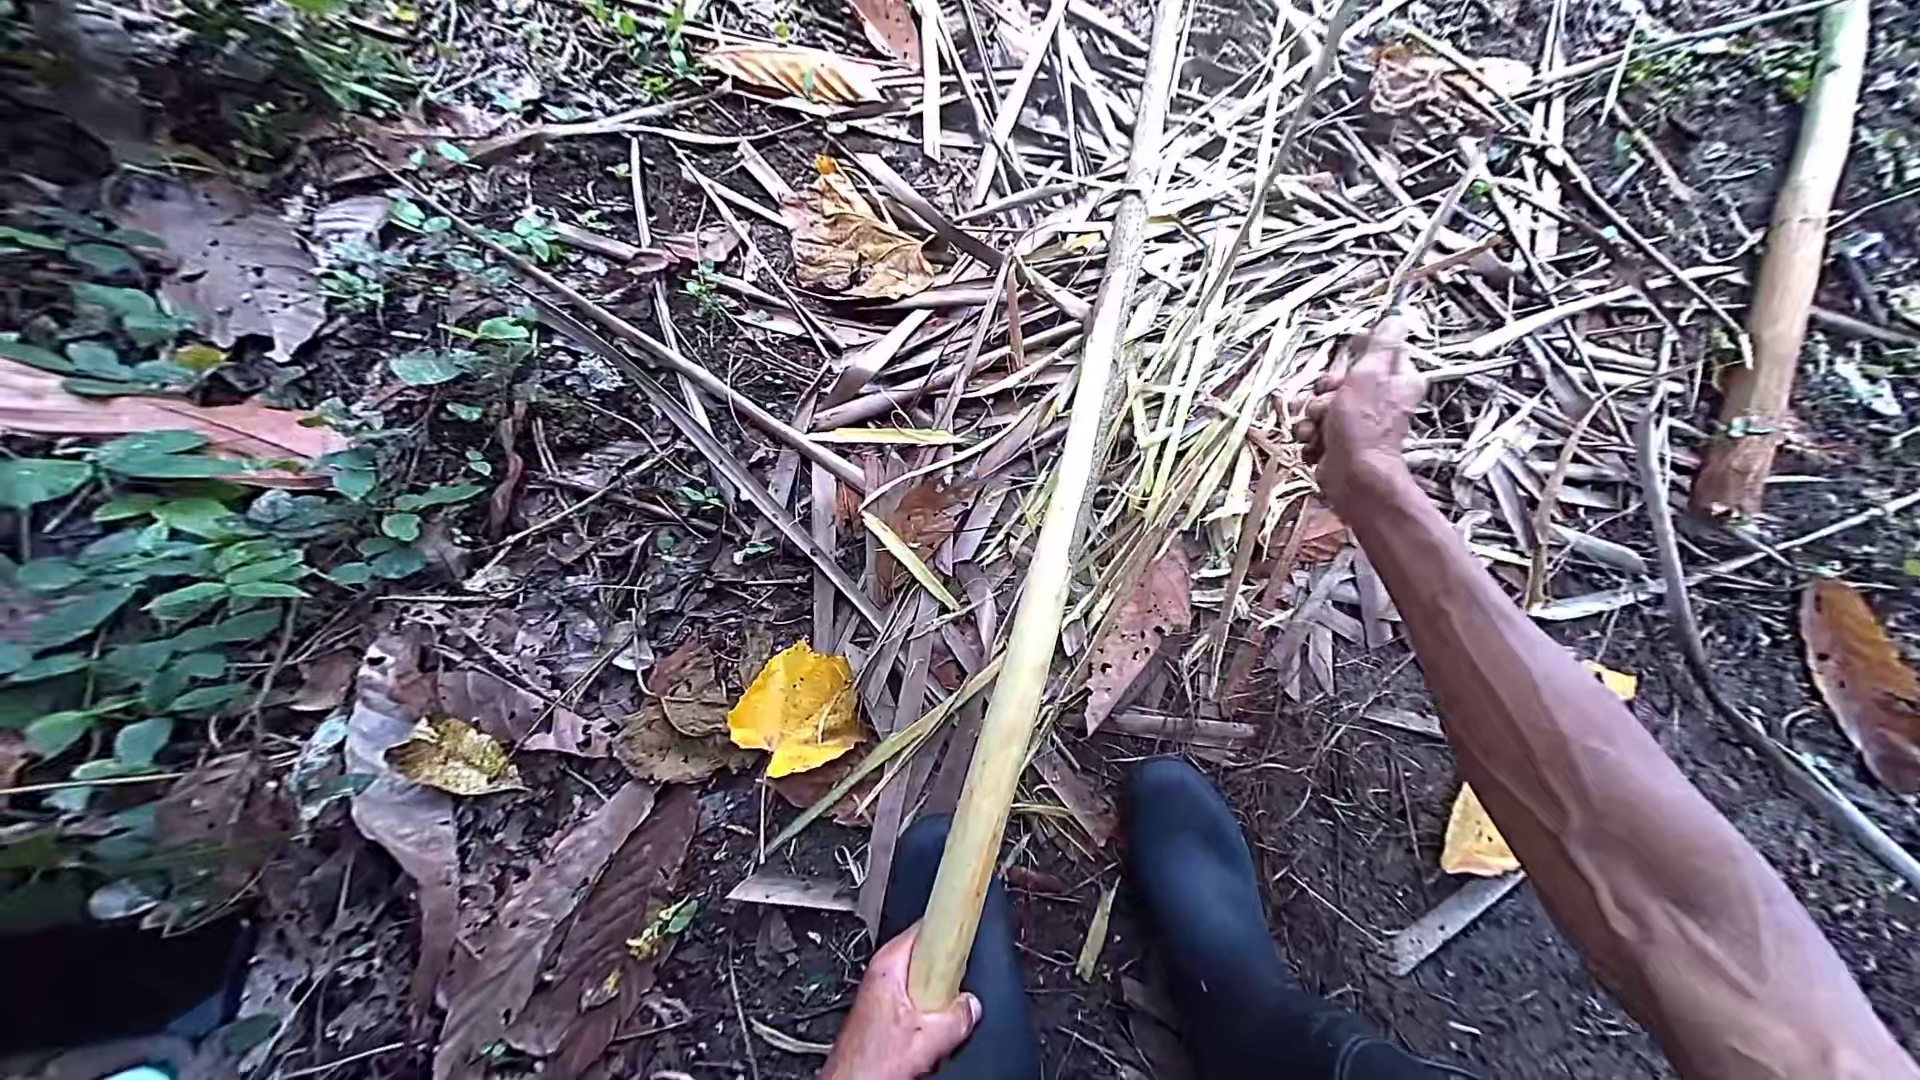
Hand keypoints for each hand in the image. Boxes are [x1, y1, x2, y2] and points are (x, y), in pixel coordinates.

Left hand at [819, 924, 979, 1079]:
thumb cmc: (866, 1065)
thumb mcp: (923, 1041)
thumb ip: (954, 1019)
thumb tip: (972, 1006)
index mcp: (889, 962)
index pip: (927, 926)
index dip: (949, 929)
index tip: (967, 933)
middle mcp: (884, 970)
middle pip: (929, 956)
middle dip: (944, 976)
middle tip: (951, 996)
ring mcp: (883, 989)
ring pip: (923, 981)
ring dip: (935, 1000)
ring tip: (934, 1024)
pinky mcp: (885, 1009)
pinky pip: (916, 999)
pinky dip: (925, 1014)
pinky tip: (924, 1036)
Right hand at [1291, 314, 1424, 509]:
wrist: (1352, 477)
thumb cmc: (1363, 428)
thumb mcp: (1371, 375)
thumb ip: (1382, 344)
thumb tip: (1397, 316)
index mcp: (1396, 380)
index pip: (1365, 359)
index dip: (1345, 367)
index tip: (1340, 378)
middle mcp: (1378, 400)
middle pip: (1336, 382)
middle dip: (1321, 396)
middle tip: (1326, 407)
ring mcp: (1356, 422)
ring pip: (1319, 407)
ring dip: (1311, 418)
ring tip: (1318, 431)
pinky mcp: (1338, 442)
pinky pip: (1314, 430)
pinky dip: (1310, 437)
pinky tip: (1315, 444)